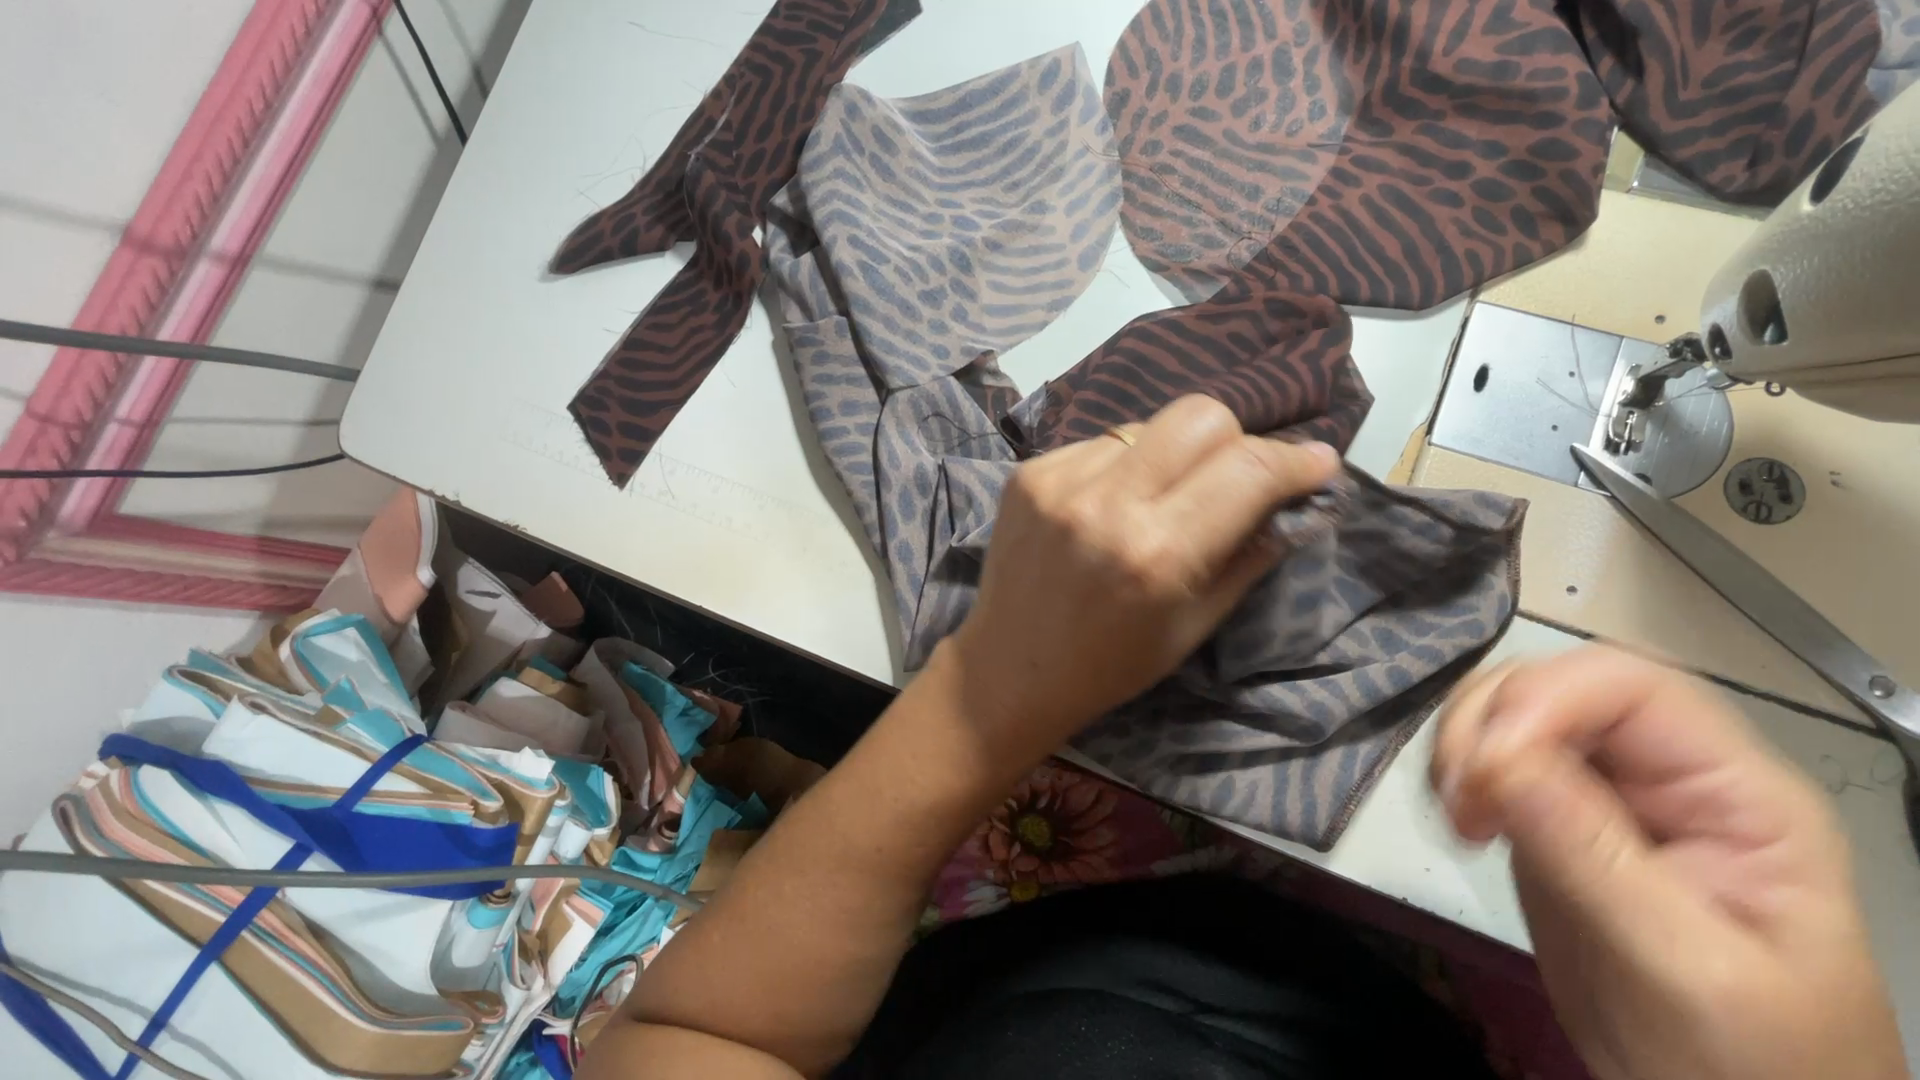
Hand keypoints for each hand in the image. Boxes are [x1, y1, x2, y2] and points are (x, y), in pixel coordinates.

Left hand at [942, 394, 1339, 763]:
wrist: (1009, 669)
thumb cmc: (1111, 663)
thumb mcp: (1195, 625)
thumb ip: (1253, 555)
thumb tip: (1302, 502)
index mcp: (1157, 553)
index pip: (1248, 468)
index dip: (1296, 461)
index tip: (1317, 464)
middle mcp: (1107, 504)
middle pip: (1201, 415)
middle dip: (1235, 441)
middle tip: (1233, 480)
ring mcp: (1059, 481)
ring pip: (1148, 425)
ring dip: (1172, 456)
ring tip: (1158, 502)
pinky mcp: (1028, 472)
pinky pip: (1100, 444)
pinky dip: (1122, 467)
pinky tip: (1108, 508)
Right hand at [1431, 648, 1905, 1079]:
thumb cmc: (1749, 1059)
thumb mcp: (1683, 964)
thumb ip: (1593, 856)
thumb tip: (1496, 759)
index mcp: (1736, 794)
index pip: (1634, 689)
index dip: (1546, 701)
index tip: (1486, 768)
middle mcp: (1668, 776)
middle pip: (1560, 686)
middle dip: (1489, 720)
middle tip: (1461, 795)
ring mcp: (1606, 796)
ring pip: (1514, 713)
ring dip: (1464, 744)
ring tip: (1458, 814)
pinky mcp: (1552, 822)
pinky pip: (1492, 762)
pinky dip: (1457, 774)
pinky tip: (1459, 821)